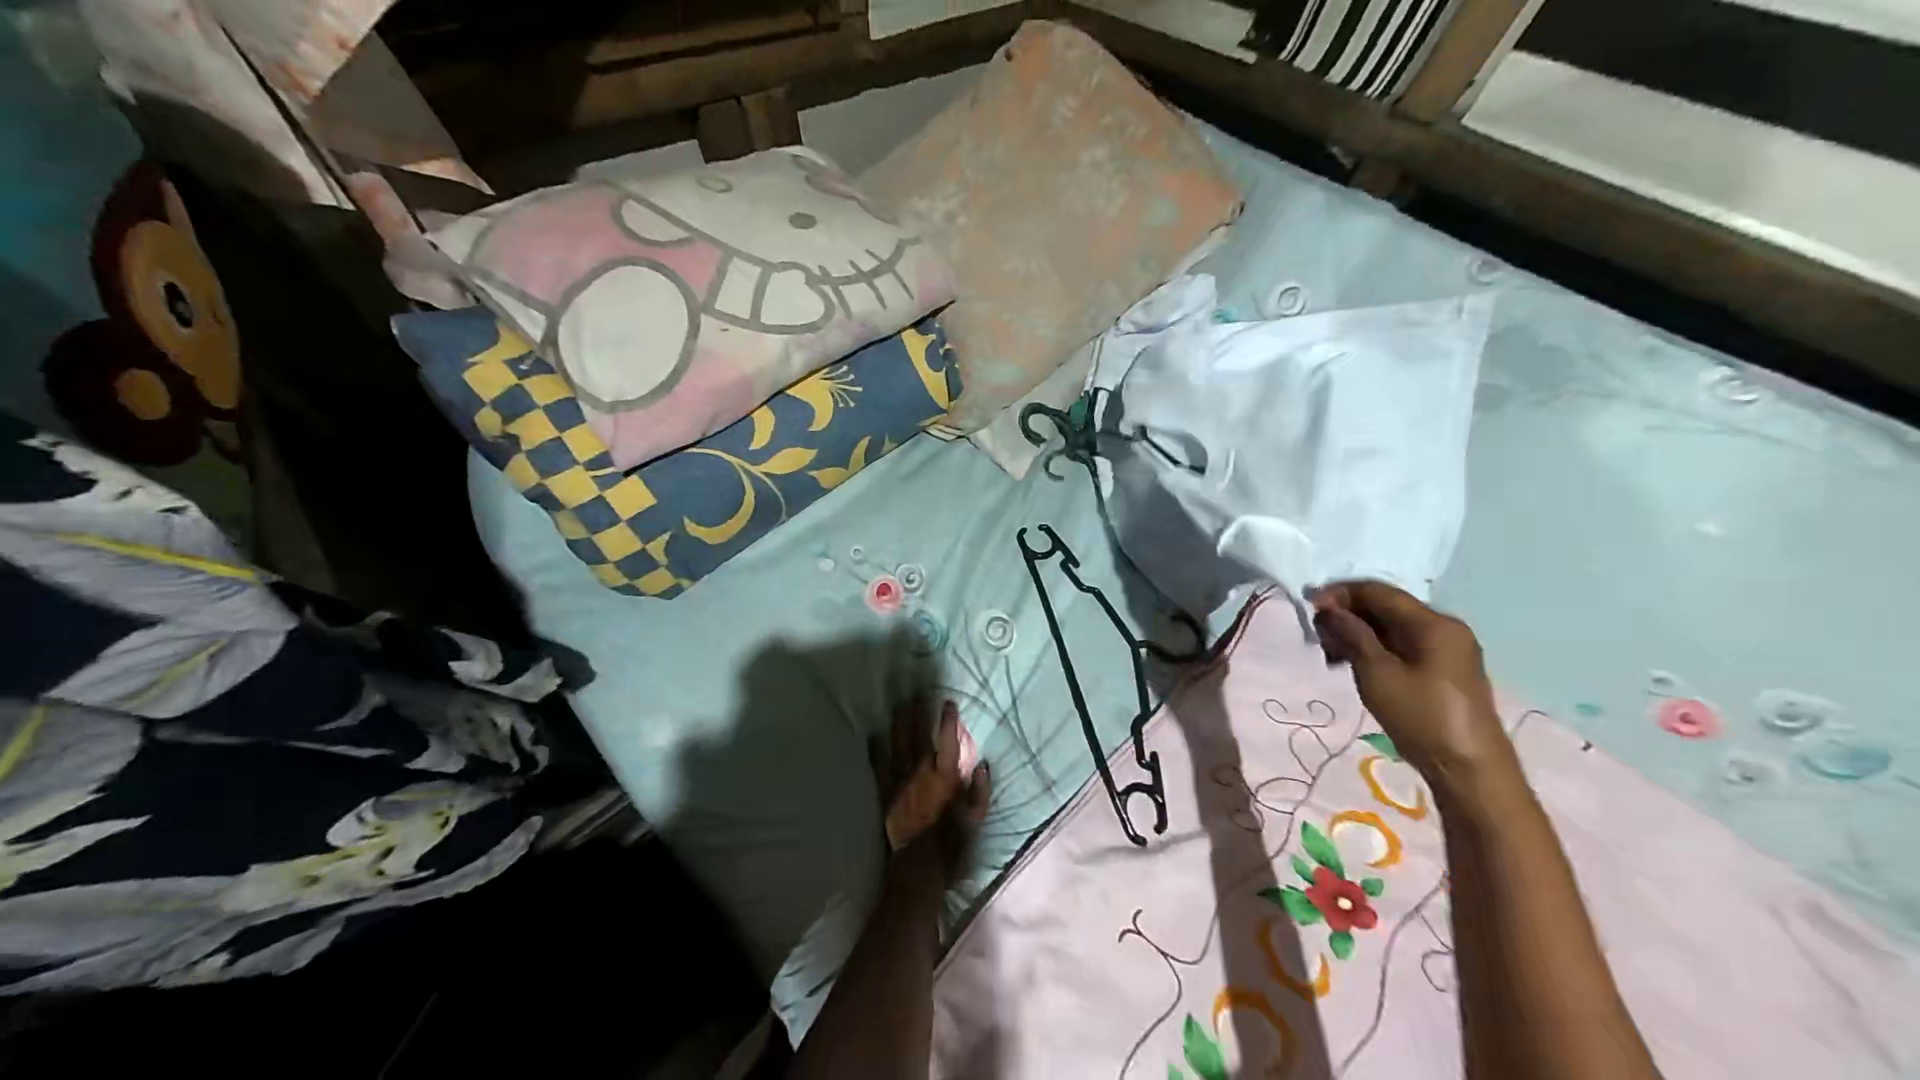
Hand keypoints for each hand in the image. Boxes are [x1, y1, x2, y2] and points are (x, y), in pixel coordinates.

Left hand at [872, 697, 990, 882]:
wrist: (918, 866)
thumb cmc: (951, 843)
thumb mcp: (975, 819)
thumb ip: (980, 791)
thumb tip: (982, 764)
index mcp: (945, 776)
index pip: (948, 740)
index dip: (948, 720)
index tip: (948, 702)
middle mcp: (921, 771)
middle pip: (918, 735)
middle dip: (918, 712)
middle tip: (916, 693)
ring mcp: (900, 780)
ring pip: (898, 744)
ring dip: (898, 723)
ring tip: (898, 705)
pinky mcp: (885, 792)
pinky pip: (879, 765)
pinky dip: (876, 750)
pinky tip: (872, 736)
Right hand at [1309, 581, 1514, 792]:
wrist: (1468, 769)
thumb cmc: (1421, 717)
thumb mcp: (1377, 673)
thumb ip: (1351, 634)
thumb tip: (1327, 608)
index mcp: (1433, 623)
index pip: (1378, 592)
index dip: (1340, 594)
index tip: (1309, 607)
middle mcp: (1444, 628)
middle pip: (1386, 607)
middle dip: (1347, 615)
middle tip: (1317, 635)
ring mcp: (1447, 649)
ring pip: (1391, 628)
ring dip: (1358, 634)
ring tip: (1331, 654)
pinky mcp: (1443, 669)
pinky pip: (1402, 645)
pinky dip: (1374, 649)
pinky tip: (1354, 665)